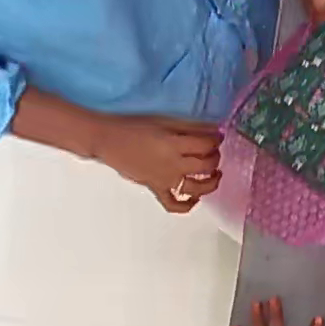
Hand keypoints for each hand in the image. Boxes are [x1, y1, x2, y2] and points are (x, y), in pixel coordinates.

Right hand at [92, 115, 223, 212]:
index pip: (206, 145)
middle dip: (215, 158)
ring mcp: (165, 180)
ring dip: (211, 183)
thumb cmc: (131, 126)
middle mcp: (173, 165)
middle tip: (215, 152)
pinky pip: (173, 203)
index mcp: (174, 144)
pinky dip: (186, 205)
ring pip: (197, 188)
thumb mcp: (164, 120)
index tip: (218, 137)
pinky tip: (195, 199)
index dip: (216, 140)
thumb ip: (189, 127)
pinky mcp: (155, 188)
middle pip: (205, 166)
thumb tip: (212, 130)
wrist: (107, 140)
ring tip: (216, 175)